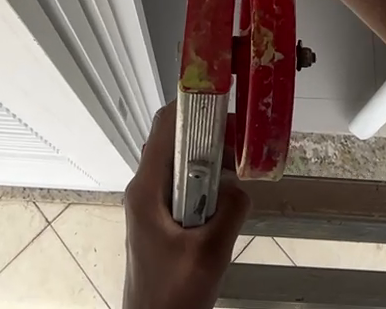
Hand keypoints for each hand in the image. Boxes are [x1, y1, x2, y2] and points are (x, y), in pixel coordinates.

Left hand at [122, 104, 248, 308]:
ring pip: (178, 158)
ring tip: (236, 161)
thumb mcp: (209, 253)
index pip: (166, 125)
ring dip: (207, 154)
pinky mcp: (158, 217)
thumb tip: (242, 188)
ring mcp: (149, 202)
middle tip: (238, 135)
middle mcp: (143, 188)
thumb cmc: (172, 295)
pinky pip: (181, 181)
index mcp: (147, 189)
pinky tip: (225, 191)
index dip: (193, 104)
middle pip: (173, 137)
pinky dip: (204, 176)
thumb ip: (231, 212)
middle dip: (207, 128)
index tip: (223, 97)